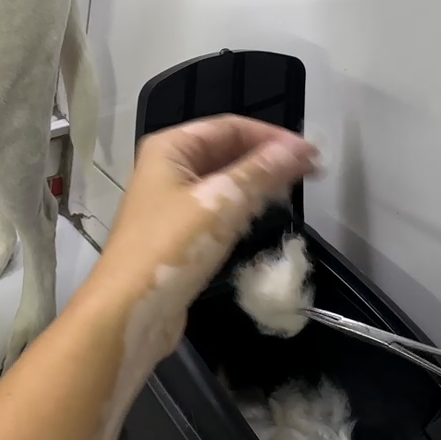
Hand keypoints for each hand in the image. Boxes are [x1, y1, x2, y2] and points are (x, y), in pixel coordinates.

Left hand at [83, 116, 317, 362]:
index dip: (272, 136)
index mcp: (170, 148)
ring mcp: (171, 202)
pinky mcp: (179, 235)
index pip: (229, 127)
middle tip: (311, 172)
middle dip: (267, 159)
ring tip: (294, 192)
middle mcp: (167, 168)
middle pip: (226, 151)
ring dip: (257, 183)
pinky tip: (263, 217)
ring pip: (223, 182)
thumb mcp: (220, 204)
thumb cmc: (169, 250)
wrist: (128, 313)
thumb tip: (299, 148)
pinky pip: (217, 210)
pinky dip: (242, 209)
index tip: (311, 152)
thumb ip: (262, 173)